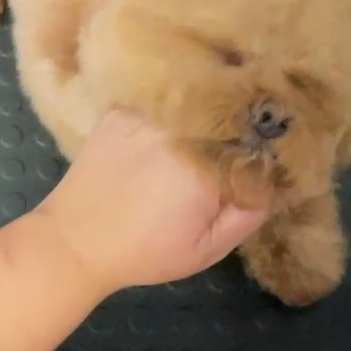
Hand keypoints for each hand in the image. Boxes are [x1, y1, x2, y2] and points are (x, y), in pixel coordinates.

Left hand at [30, 109, 270, 295]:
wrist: (74, 239)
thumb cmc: (145, 251)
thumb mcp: (208, 247)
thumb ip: (248, 211)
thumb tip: (272, 174)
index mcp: (205, 166)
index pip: (257, 139)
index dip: (268, 140)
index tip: (276, 142)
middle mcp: (177, 131)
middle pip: (226, 111)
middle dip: (241, 118)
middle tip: (249, 128)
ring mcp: (145, 115)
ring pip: (194, 99)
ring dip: (208, 107)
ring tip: (214, 121)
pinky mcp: (121, 110)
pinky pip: (162, 98)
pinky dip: (174, 105)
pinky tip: (179, 114)